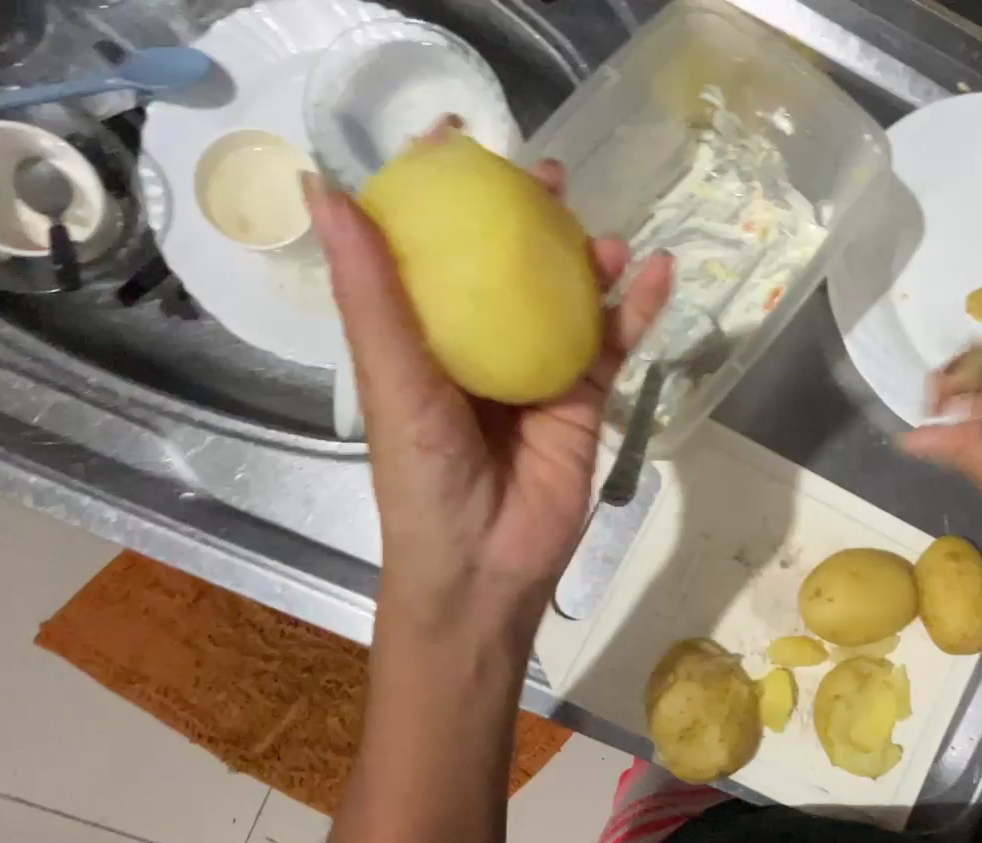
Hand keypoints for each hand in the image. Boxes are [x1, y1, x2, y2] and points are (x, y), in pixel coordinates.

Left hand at [304, 164, 671, 627]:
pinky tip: (658, 270)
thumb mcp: (394, 381)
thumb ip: (370, 293)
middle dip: (528, 217)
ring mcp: (540, 373)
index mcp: (425, 337)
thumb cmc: (424, 477)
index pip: (431, 248)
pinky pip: (615, 344)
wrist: (486, 565)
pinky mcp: (587, 403)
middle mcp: (483, 346)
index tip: (456, 138)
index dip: (440, 192)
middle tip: (548, 176)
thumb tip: (323, 186)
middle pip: (509, 265)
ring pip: (569, 299)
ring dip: (588, 258)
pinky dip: (639, 308)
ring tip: (601, 226)